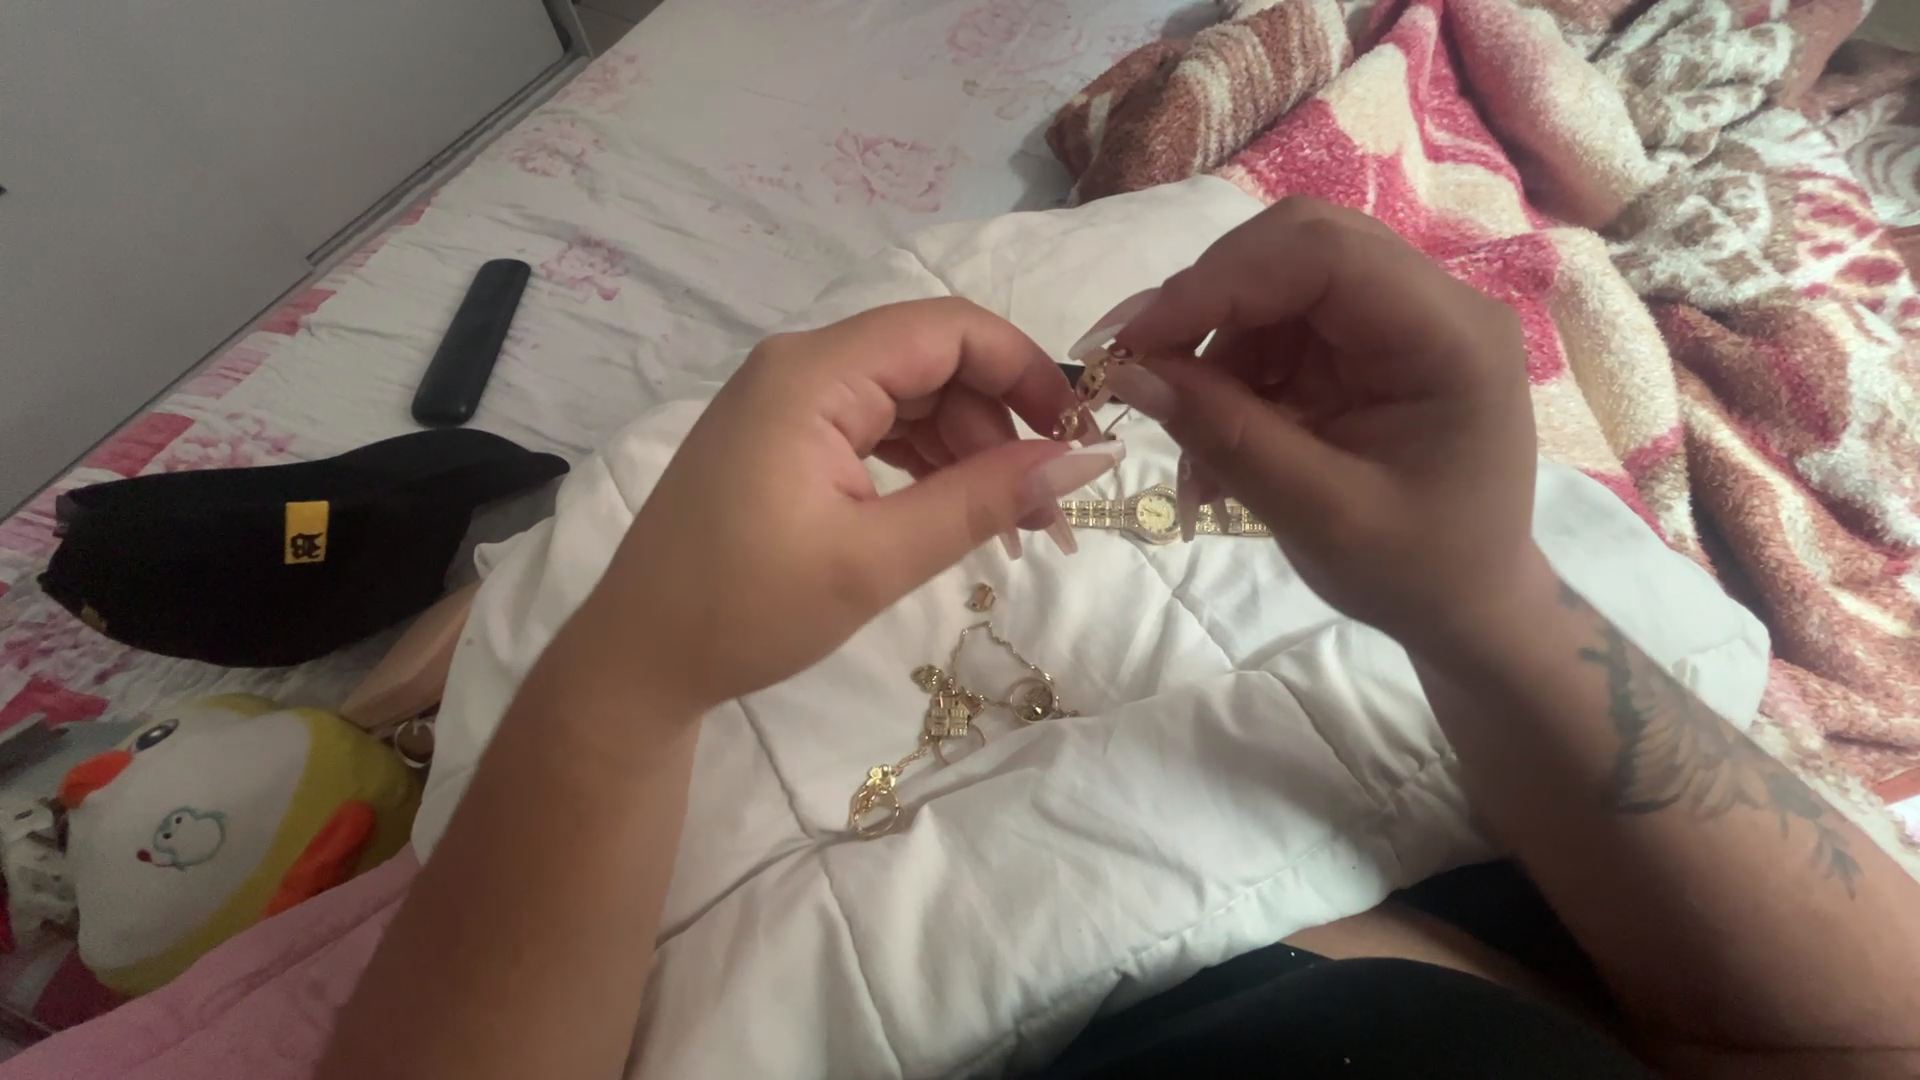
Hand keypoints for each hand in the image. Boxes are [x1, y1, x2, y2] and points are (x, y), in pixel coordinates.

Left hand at [584, 299, 1122, 711]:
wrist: (642, 659)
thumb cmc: (748, 609)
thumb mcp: (878, 558)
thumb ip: (985, 500)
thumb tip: (1086, 458)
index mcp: (814, 374)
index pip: (949, 329)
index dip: (1025, 370)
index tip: (1075, 435)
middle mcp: (802, 368)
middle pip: (934, 365)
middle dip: (1002, 427)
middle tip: (1048, 509)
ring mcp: (792, 404)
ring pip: (912, 402)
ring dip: (970, 455)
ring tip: (1014, 526)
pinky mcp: (789, 441)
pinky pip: (880, 433)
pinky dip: (927, 469)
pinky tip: (958, 515)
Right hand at [1098, 198, 1546, 651]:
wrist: (1460, 600)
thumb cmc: (1413, 569)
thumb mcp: (1317, 514)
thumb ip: (1225, 436)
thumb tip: (1126, 373)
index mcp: (1448, 336)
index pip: (1323, 255)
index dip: (1216, 283)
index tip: (1133, 341)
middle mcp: (1425, 305)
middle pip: (1292, 249)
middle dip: (1203, 306)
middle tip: (1137, 369)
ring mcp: (1387, 322)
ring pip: (1268, 290)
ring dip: (1208, 357)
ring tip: (1192, 447)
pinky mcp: (1354, 348)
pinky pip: (1267, 334)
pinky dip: (1223, 383)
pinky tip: (1214, 446)